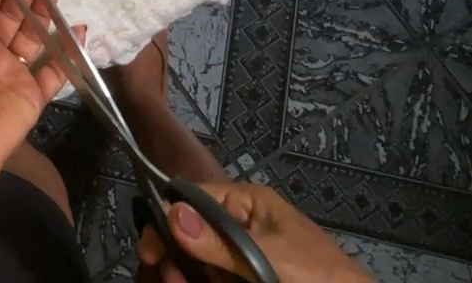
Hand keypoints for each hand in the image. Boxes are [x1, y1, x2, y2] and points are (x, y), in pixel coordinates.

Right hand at [138, 181, 372, 282]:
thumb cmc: (323, 280)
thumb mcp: (272, 260)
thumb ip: (221, 242)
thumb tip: (171, 214)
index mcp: (249, 204)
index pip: (195, 197)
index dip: (167, 218)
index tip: (148, 250)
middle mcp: (244, 225)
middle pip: (193, 232)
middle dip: (176, 255)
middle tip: (169, 280)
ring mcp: (248, 258)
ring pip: (202, 262)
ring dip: (188, 275)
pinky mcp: (250, 280)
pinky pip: (219, 278)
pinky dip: (206, 282)